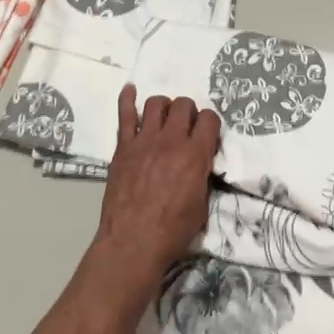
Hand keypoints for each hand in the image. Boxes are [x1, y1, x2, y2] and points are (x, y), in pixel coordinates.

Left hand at [90, 84, 221, 287]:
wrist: (132, 243)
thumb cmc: (172, 231)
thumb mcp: (202, 205)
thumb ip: (202, 176)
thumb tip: (201, 164)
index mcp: (195, 155)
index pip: (209, 119)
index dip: (210, 125)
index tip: (206, 137)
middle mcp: (171, 141)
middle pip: (183, 104)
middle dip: (188, 113)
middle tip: (185, 129)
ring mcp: (144, 141)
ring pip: (156, 103)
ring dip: (164, 108)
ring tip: (163, 121)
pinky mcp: (123, 148)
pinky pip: (125, 115)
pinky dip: (128, 99)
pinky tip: (130, 91)